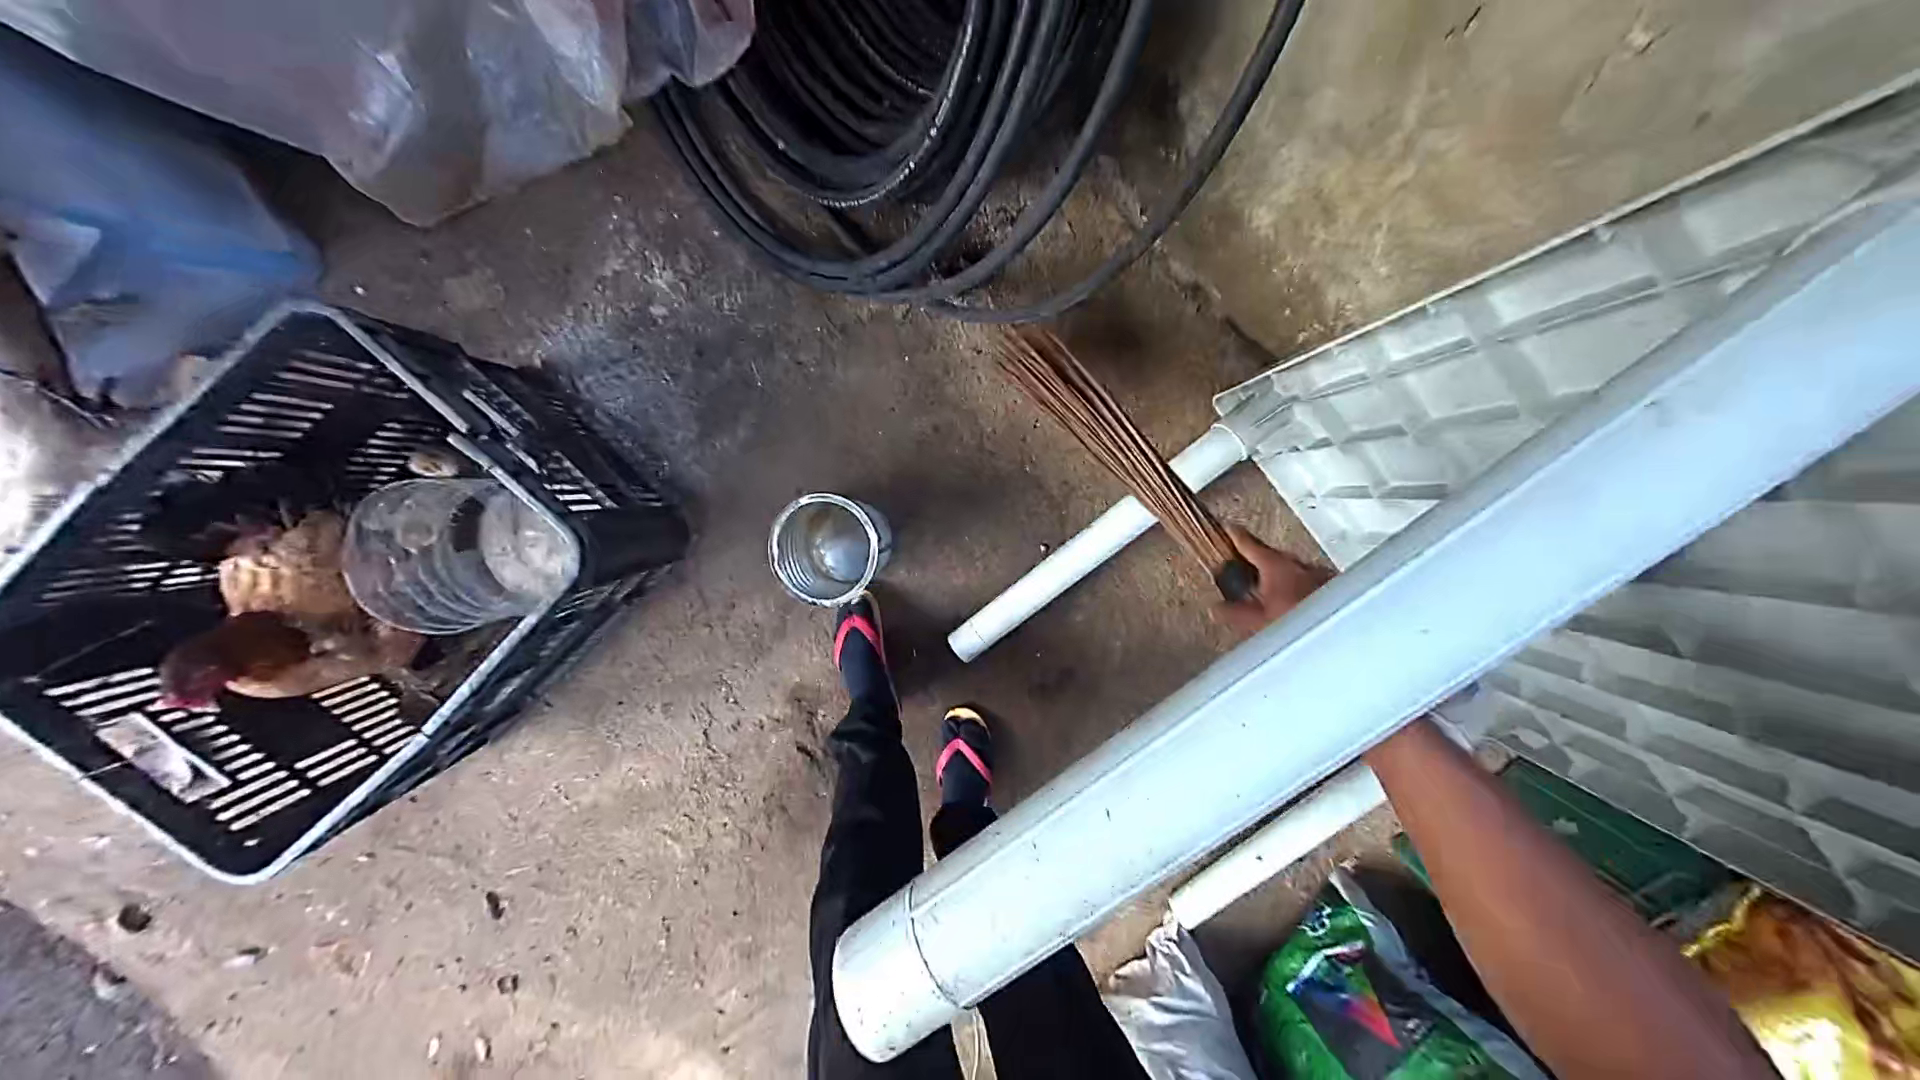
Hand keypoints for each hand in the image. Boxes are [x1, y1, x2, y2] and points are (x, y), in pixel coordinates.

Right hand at [1213, 525, 1333, 636]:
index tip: (1228, 527)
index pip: (1249, 543)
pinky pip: (1308, 581)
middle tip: (1244, 568)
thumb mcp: (1258, 621)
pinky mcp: (1333, 585)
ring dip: (1279, 577)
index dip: (1235, 535)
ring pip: (1291, 569)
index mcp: (1275, 565)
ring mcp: (1317, 572)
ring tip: (1270, 593)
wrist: (1343, 630)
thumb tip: (1216, 607)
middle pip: (1271, 556)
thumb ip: (1234, 613)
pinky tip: (1296, 602)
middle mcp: (1297, 563)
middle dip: (1257, 562)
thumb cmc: (1300, 619)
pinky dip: (1298, 587)